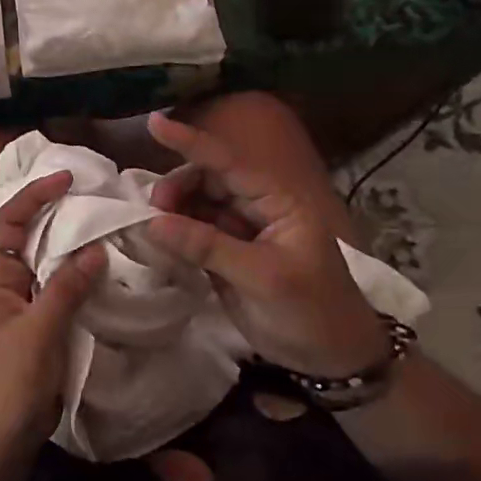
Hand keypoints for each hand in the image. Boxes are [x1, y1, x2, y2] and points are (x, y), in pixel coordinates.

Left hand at [0, 171, 105, 451]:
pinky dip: (81, 278)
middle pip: (30, 237)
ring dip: (74, 247)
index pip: (9, 220)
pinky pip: (61, 291)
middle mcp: (6, 285)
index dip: (34, 195)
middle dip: (60, 216)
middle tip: (99, 200)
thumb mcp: (38, 331)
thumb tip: (96, 250)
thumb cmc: (8, 384)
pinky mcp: (41, 328)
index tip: (69, 179)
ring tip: (110, 229)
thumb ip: (65, 288)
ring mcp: (24, 307)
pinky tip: (107, 273)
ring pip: (49, 265)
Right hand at [145, 112, 388, 376]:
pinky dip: (175, 239)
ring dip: (172, 213)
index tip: (155, 123)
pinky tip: (157, 244)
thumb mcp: (263, 277)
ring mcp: (240, 235)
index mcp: (277, 201)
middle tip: (152, 211)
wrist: (332, 357)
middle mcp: (256, 210)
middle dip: (178, 188)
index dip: (192, 143)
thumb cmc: (311, 309)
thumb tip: (153, 223)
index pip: (229, 163)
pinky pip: (195, 239)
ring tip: (149, 228)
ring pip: (198, 210)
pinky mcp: (227, 261)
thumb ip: (208, 247)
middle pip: (208, 183)